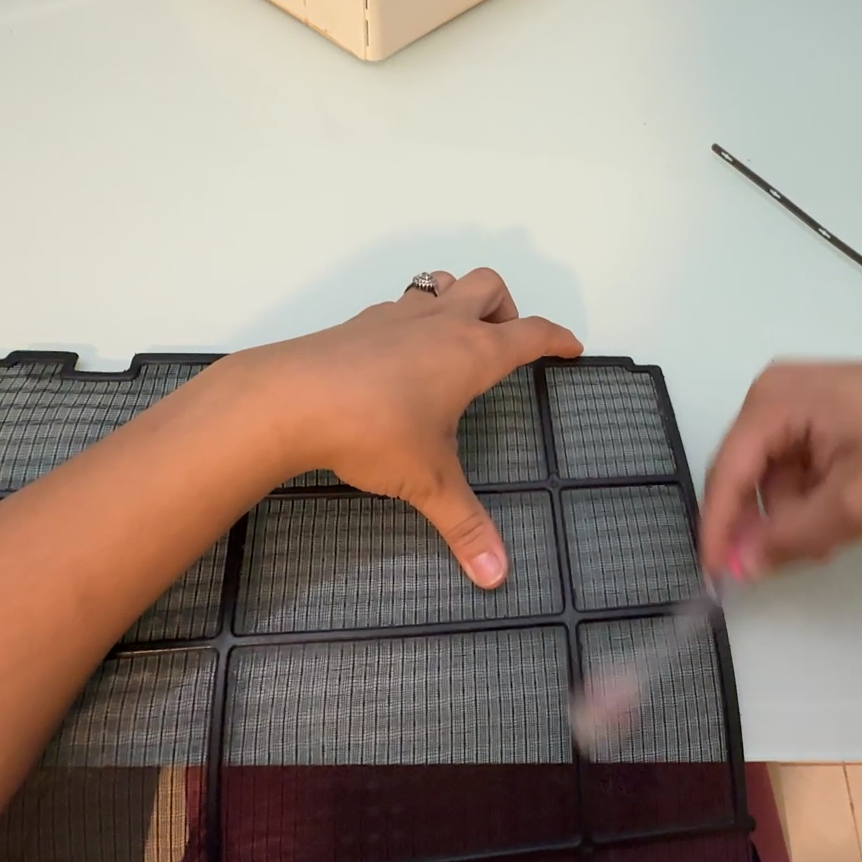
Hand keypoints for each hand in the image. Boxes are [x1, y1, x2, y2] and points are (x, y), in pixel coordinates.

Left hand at [227, 268, 580, 588]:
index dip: (557, 338)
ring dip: (458, 299)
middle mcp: (442, 323)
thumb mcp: (428, 481)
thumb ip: (466, 526)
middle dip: (508, 306)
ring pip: (442, 284)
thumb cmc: (375, 431)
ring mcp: (399, 316)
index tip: (571, 346)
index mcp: (473, 353)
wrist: (289, 399)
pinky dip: (414, 320)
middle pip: (490, 286)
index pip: (531, 333)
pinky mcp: (360, 322)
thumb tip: (497, 576)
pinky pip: (401, 307)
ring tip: (455, 337)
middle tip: (505, 340)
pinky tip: (398, 358)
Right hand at [698, 362, 861, 578]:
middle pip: (746, 468)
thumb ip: (789, 538)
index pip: (727, 470)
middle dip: (760, 519)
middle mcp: (776, 388)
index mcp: (775, 398)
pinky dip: (807, 492)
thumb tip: (738, 567)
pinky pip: (793, 457)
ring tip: (828, 541)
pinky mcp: (820, 406)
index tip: (713, 577)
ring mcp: (799, 394)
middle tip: (774, 566)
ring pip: (770, 468)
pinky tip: (834, 514)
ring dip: (790, 510)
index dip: (717, 527)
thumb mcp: (855, 506)